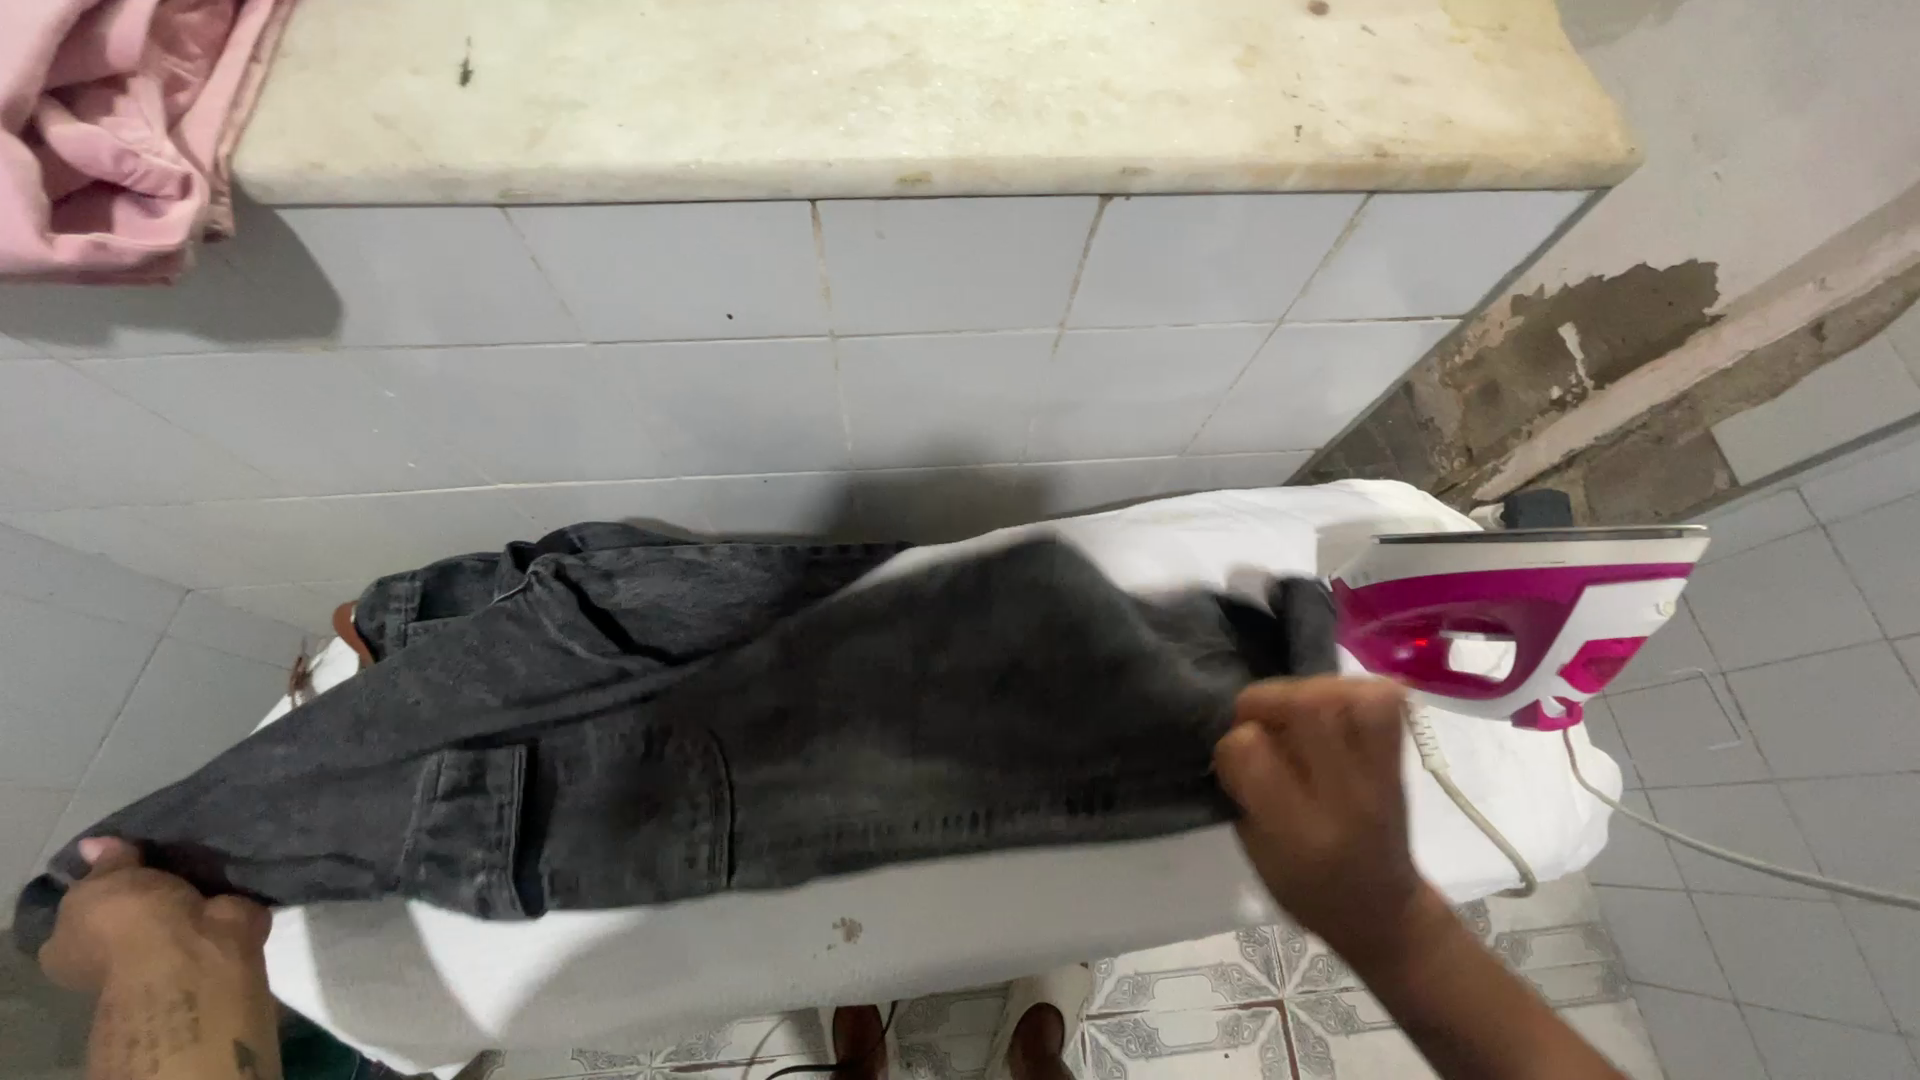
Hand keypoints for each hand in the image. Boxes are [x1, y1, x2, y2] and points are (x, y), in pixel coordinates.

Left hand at [39, 837, 270, 994]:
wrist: (193, 945)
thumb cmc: (127, 920)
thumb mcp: (101, 884)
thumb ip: (105, 863)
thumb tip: (94, 844)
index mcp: (72, 947)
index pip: (78, 910)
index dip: (98, 880)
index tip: (120, 854)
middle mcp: (116, 949)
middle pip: (132, 903)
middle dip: (151, 877)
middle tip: (168, 841)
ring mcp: (167, 942)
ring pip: (177, 899)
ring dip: (192, 876)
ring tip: (204, 839)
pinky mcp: (214, 930)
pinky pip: (217, 897)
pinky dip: (226, 880)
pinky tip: (232, 854)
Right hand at [1213, 677, 1449, 971]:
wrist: (1383, 911)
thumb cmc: (1306, 888)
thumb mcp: (1254, 848)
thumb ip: (1241, 787)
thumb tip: (1235, 731)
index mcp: (1297, 829)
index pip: (1250, 749)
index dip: (1230, 746)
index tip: (1234, 765)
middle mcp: (1346, 797)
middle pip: (1307, 706)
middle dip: (1267, 700)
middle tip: (1260, 721)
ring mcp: (1381, 775)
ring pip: (1348, 695)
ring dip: (1309, 690)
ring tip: (1296, 713)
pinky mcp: (1400, 760)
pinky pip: (1385, 699)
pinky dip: (1353, 690)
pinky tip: (1334, 707)